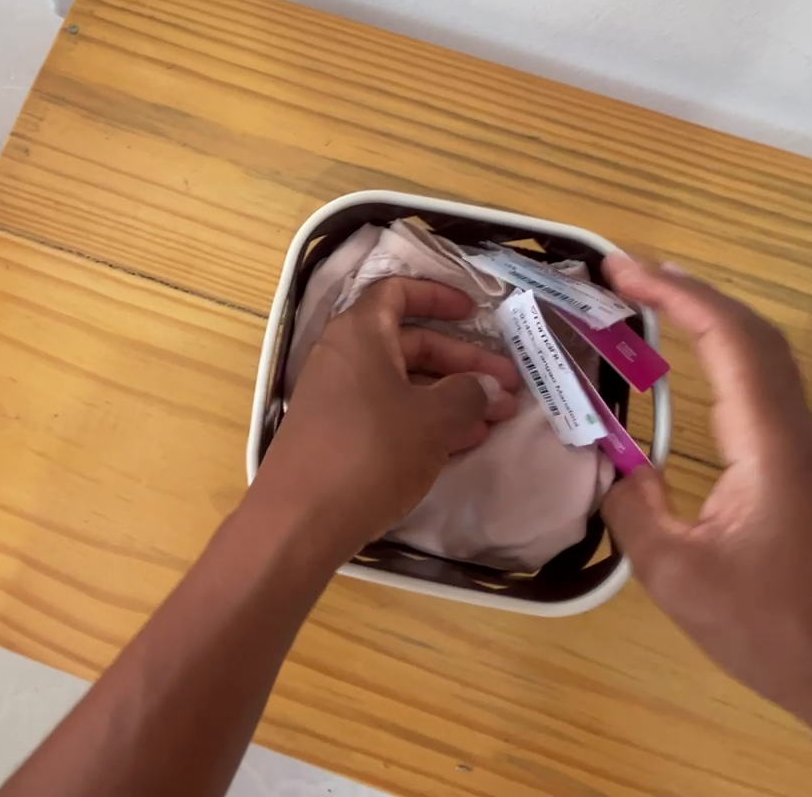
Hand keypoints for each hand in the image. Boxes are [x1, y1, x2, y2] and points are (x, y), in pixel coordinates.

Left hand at [253, 277, 519, 560]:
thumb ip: (466, 395)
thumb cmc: (371, 451)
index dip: (437, 296)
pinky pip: (390, 413)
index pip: (397, 292)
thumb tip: (488, 386)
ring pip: (404, 383)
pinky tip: (465, 441)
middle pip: (410, 342)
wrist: (301, 519)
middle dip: (463, 362)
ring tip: (498, 418)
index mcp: (360, 333)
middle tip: (510, 387)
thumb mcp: (431, 420)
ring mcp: (339, 397)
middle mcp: (344, 356)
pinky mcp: (339, 435)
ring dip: (451, 396)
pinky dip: (425, 420)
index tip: (475, 313)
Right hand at [598, 255, 811, 728]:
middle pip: (751, 333)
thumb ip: (631, 508)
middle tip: (623, 274)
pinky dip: (717, 353)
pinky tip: (686, 365)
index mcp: (769, 446)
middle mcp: (793, 432)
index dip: (676, 293)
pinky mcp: (801, 470)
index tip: (621, 271)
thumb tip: (613, 465)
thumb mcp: (677, 577)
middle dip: (687, 290)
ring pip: (760, 356)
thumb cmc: (781, 633)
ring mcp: (803, 450)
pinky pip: (758, 388)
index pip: (730, 340)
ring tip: (646, 300)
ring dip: (704, 316)